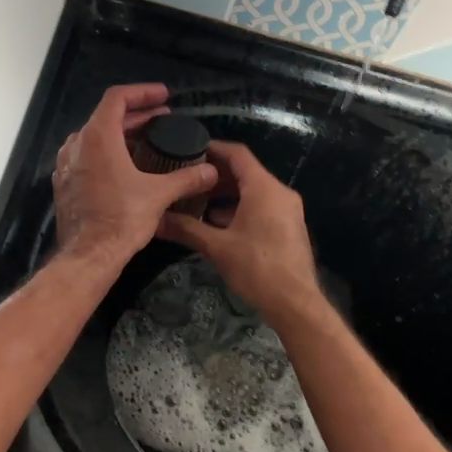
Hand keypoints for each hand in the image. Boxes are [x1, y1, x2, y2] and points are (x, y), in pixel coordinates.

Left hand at [52, 84, 217, 269]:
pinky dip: (107, 154)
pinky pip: (86, 157)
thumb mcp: (159, 195)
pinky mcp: (65, 184)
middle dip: (136, 115)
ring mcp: (66, 165)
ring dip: (121, 135)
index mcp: (98, 136)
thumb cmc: (122, 218)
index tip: (164, 97)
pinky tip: (125, 167)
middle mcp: (77, 144)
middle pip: (106, 117)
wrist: (88, 255)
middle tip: (162, 119)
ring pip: (95, 137)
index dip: (142, 92)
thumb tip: (211, 171)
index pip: (118, 98)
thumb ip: (187, 178)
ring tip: (146, 141)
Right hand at [157, 141, 322, 321]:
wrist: (295, 302)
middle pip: (245, 172)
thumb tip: (156, 221)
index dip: (213, 148)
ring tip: (196, 199)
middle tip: (187, 177)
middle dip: (216, 174)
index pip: (237, 154)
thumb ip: (187, 229)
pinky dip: (240, 208)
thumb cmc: (257, 268)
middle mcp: (279, 192)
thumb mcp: (217, 248)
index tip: (189, 149)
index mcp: (264, 188)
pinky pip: (262, 206)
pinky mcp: (288, 226)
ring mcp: (287, 210)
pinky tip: (217, 222)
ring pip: (253, 191)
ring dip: (227, 194)